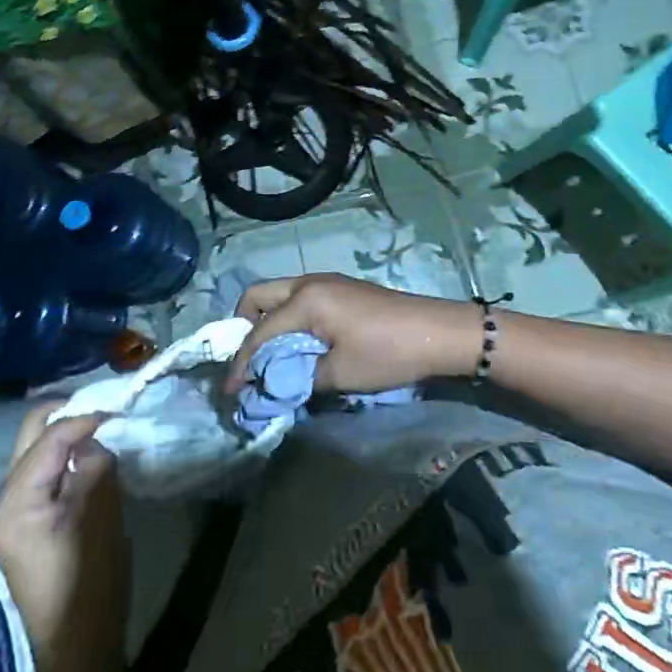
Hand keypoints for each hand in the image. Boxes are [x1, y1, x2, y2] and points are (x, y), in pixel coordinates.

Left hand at [0, 405, 127, 671]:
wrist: (71, 651)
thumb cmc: (87, 588)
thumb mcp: (99, 522)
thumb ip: (97, 470)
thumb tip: (102, 439)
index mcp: (16, 499)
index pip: (50, 435)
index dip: (87, 416)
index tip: (121, 407)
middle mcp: (3, 496)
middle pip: (33, 432)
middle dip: (70, 416)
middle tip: (109, 412)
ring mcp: (9, 509)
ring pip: (37, 449)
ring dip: (69, 436)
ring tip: (106, 432)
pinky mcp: (22, 521)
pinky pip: (43, 472)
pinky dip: (66, 459)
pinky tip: (93, 461)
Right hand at [226, 274, 483, 393]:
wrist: (439, 332)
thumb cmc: (388, 354)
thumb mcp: (340, 374)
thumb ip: (299, 377)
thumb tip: (274, 383)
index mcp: (305, 300)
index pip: (259, 332)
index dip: (242, 362)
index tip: (231, 390)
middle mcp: (308, 283)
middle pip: (257, 296)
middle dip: (244, 327)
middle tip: (248, 360)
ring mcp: (325, 282)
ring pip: (277, 294)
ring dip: (266, 322)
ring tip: (270, 355)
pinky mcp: (340, 288)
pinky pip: (297, 298)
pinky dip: (287, 318)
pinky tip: (298, 343)